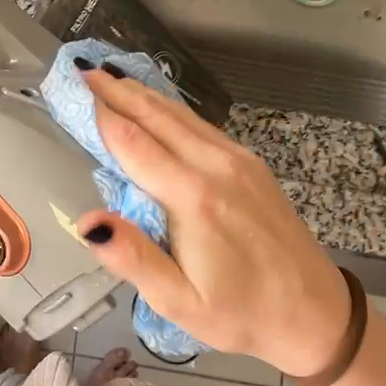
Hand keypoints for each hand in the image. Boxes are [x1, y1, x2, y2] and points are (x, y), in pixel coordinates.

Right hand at [75, 71, 354, 378]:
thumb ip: (133, 258)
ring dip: (142, 94)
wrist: (314, 313)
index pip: (133, 142)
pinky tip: (157, 106)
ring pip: (180, 114)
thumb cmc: (239, 315)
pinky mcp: (251, 164)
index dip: (99, 113)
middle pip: (156, 116)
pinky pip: (201, 125)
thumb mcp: (178, 303)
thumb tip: (88, 222)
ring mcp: (237, 161)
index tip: (72, 88)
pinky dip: (170, 108)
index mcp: (192, 199)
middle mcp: (215, 167)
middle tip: (81, 71)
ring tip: (109, 78)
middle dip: (116, 91)